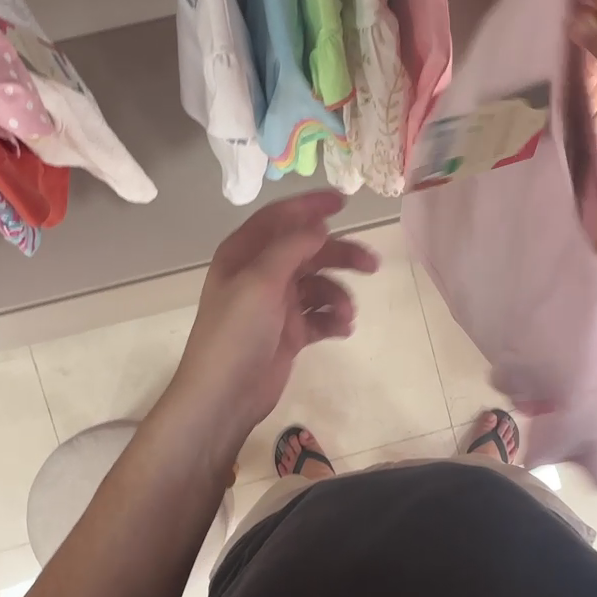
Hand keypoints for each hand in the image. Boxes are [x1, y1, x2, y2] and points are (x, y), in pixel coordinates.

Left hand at [162, 192, 378, 450]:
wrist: (225, 394)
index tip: (345, 202)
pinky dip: (334, 319)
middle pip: (307, 252)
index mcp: (244, 254)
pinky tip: (342, 330)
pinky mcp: (290, 333)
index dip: (310, 207)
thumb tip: (319, 225)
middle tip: (372, 265)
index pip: (280, 219)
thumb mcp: (260, 281)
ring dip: (338, 296)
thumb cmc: (236, 334)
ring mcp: (276, 305)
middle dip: (339, 256)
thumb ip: (291, 247)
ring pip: (318, 286)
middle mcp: (260, 275)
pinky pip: (320, 317)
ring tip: (347, 316)